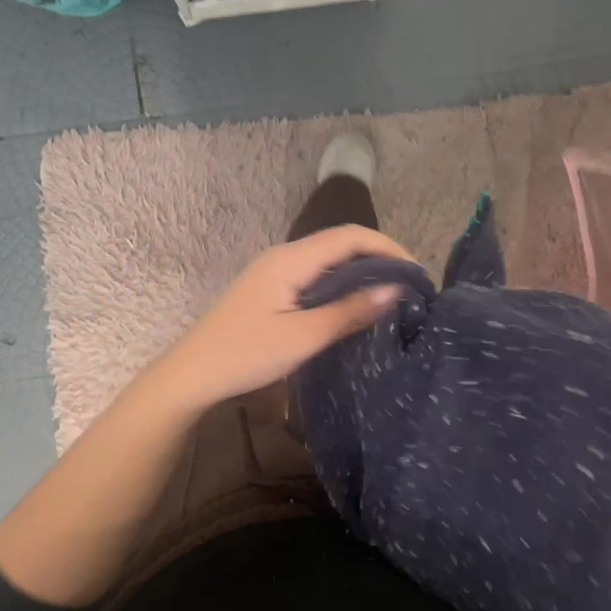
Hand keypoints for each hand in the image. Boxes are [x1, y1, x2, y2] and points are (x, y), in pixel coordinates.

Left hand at [145, 224, 413, 410]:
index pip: (350, 236)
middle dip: (379, 259)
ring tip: (391, 297)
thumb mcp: (304, 336)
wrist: (193, 374)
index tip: (417, 274)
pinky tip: (354, 307)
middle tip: (411, 288)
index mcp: (291, 259)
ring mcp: (275, 272)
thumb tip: (396, 290)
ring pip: (328, 262)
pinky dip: (340, 286)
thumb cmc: (246, 354)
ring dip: (360, 273)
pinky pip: (315, 277)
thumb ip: (350, 311)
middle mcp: (284, 256)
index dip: (388, 248)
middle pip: (340, 244)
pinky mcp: (271, 290)